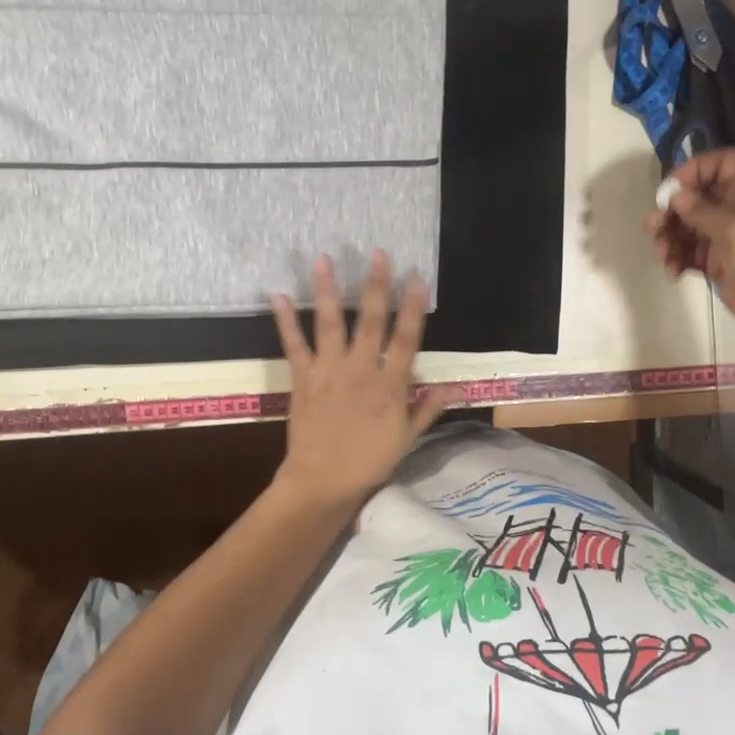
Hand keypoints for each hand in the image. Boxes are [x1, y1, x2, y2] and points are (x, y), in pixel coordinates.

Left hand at [270, 251, 453, 507]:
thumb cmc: (369, 462)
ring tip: (324, 259)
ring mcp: (329, 372)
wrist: (323, 481)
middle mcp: (361, 370)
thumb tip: (456, 386)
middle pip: (371, 321)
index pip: (405, 338)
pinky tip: (279, 295)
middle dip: (376, 285)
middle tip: (378, 252)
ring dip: (329, 290)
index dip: (413, 306)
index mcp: (390, 385)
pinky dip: (285, 321)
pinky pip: (294, 345)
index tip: (417, 276)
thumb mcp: (406, 438)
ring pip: (331, 324)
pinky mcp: (303, 378)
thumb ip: (427, 408)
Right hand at [646, 148, 734, 344]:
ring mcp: (732, 238)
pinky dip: (680, 259)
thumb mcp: (734, 227)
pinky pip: (694, 254)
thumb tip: (677, 195)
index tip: (669, 190)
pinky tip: (673, 272)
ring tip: (662, 257)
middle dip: (673, 211)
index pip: (722, 163)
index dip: (694, 170)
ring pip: (692, 227)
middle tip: (652, 228)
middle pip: (700, 197)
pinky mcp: (723, 264)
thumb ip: (700, 209)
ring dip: (672, 239)